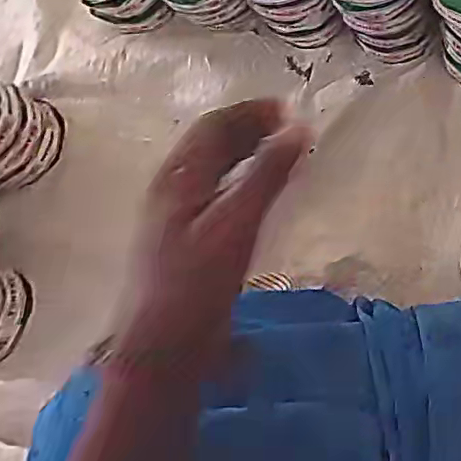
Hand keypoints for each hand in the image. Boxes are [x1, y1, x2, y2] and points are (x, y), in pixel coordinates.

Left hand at [119, 100, 311, 370]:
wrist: (162, 351)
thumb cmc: (196, 283)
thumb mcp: (237, 223)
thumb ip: (267, 173)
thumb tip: (298, 127)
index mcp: (178, 177)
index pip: (214, 125)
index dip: (251, 111)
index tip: (288, 109)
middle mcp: (173, 187)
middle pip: (212, 142)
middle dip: (251, 127)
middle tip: (291, 127)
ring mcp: (177, 213)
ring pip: (215, 166)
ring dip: (248, 151)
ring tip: (284, 152)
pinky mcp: (187, 236)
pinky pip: (218, 189)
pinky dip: (245, 177)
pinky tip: (264, 190)